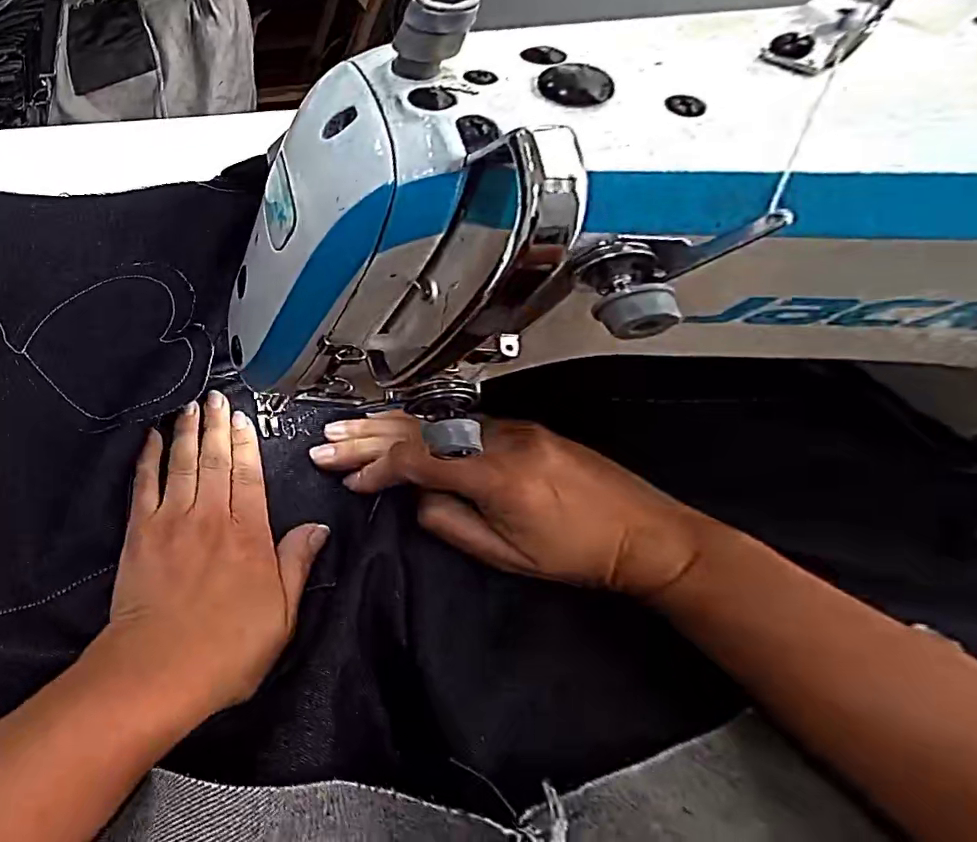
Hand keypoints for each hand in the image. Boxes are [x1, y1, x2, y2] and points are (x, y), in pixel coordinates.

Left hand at [93, 391, 329, 720]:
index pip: (250, 475)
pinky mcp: (140, 530)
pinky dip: (148, 457)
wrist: (159, 667)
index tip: (244, 420)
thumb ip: (297, 564)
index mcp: (248, 536)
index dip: (247, 443)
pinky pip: (145, 482)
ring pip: (183, 462)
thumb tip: (318, 530)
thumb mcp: (280, 616)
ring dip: (187, 431)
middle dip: (218, 425)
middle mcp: (211, 518)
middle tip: (217, 398)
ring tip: (191, 407)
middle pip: (216, 459)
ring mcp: (173, 520)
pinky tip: (151, 438)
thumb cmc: (224, 651)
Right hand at [310, 413, 725, 597]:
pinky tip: (392, 424)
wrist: (649, 534)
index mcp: (494, 474)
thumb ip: (451, 525)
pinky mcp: (516, 427)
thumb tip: (417, 500)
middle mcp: (497, 439)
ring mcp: (507, 427)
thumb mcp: (510, 556)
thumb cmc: (584, 554)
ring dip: (385, 424)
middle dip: (365, 437)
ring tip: (346, 427)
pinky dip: (415, 425)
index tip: (350, 480)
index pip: (415, 459)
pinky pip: (452, 422)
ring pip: (433, 420)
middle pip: (416, 431)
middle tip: (327, 442)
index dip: (375, 469)